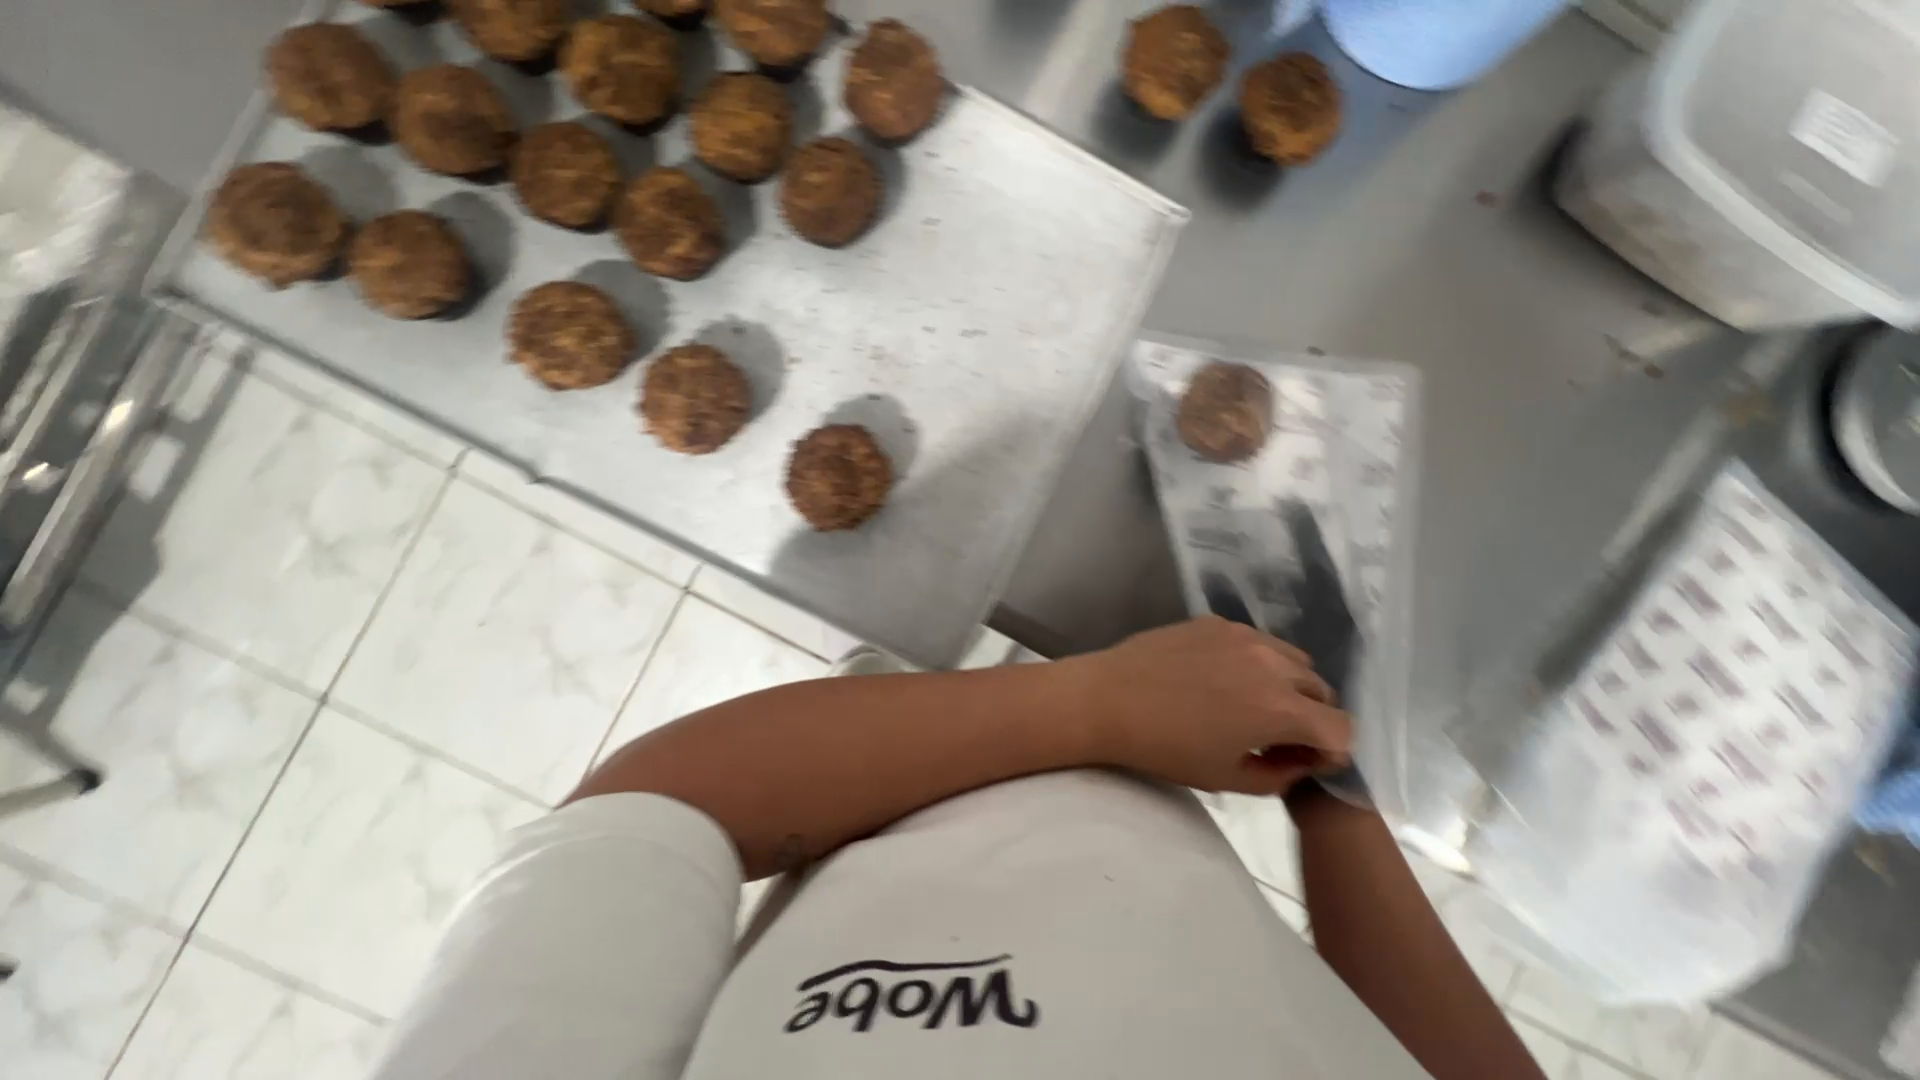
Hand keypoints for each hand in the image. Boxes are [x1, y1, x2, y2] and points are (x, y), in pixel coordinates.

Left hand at [1062, 615, 1352, 795]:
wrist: (1106, 700)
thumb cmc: (1164, 748)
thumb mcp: (1226, 778)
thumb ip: (1279, 775)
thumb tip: (1302, 760)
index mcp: (1280, 710)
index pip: (1342, 729)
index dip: (1330, 752)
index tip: (1302, 759)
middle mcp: (1272, 665)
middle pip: (1322, 690)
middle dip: (1311, 717)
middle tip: (1275, 735)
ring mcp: (1244, 636)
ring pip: (1294, 659)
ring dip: (1288, 684)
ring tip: (1250, 703)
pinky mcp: (1217, 621)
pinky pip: (1258, 640)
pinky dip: (1257, 661)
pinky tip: (1220, 678)